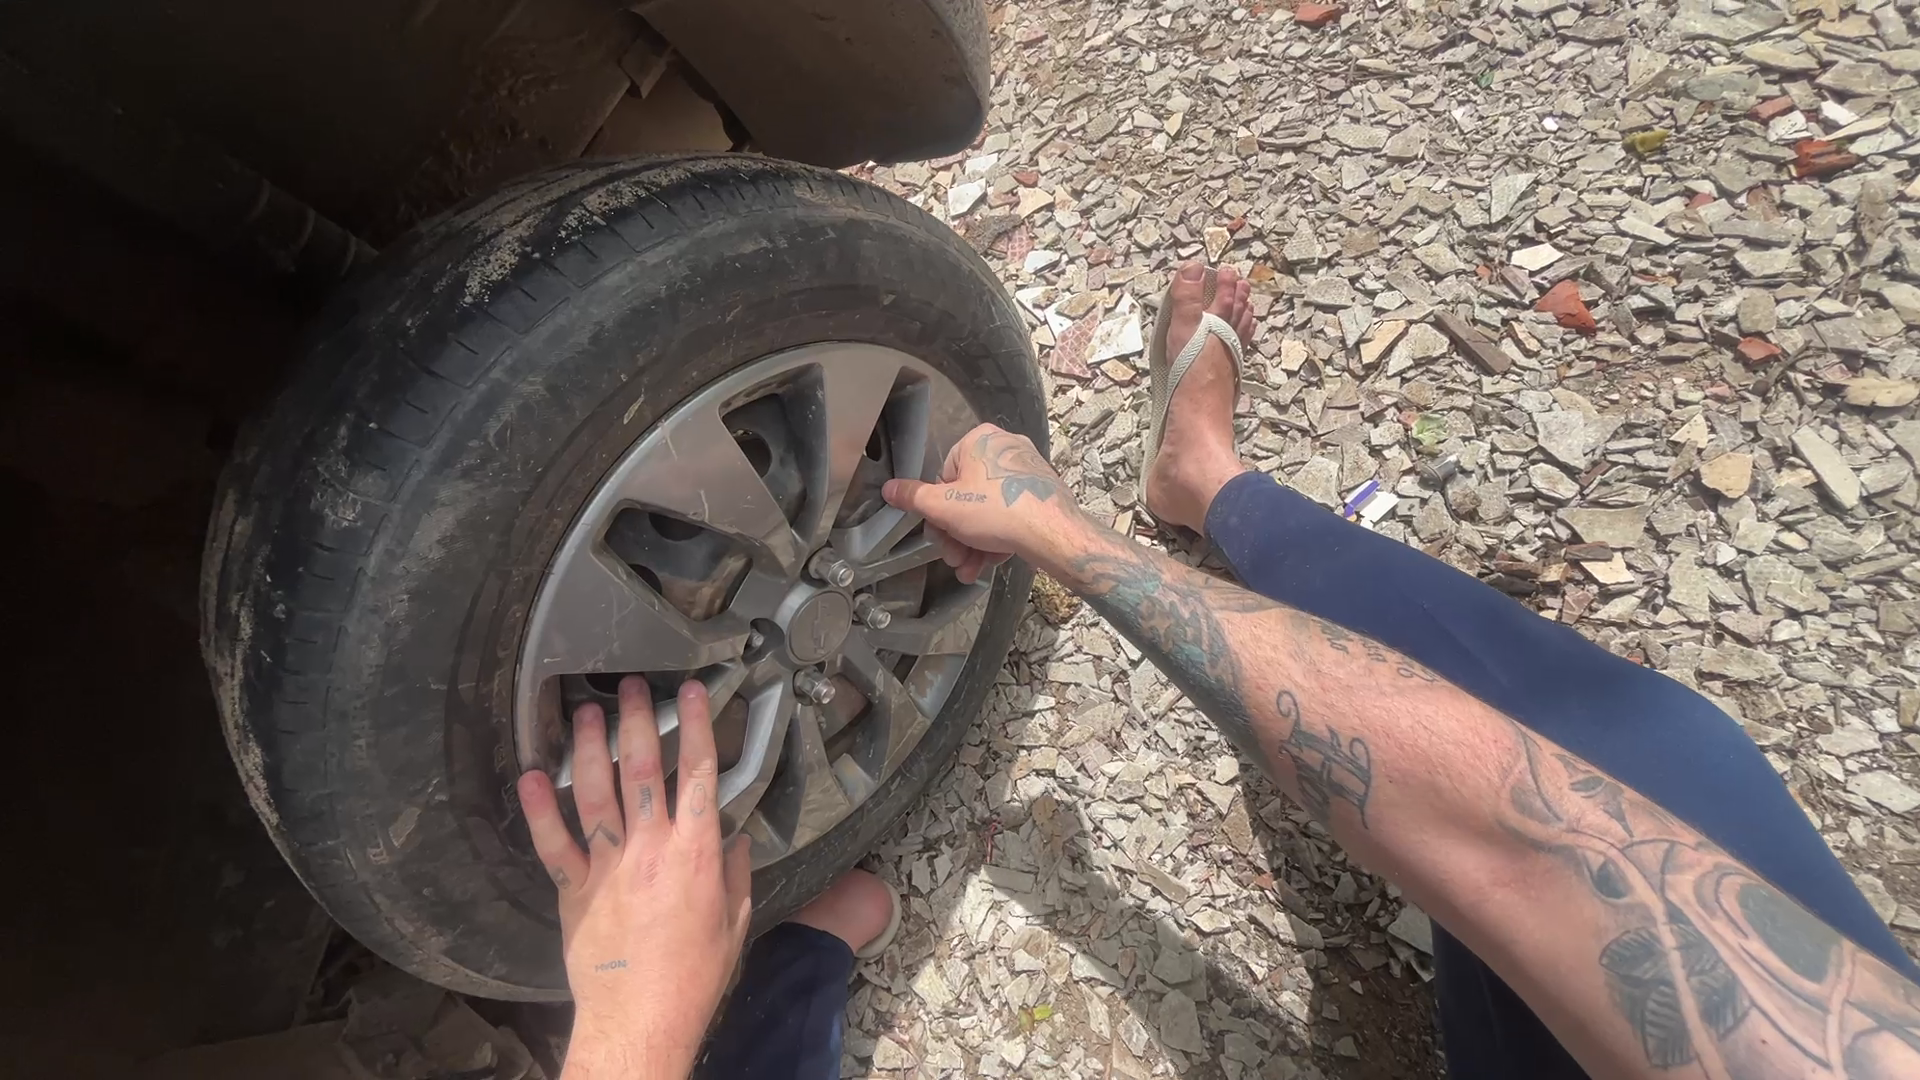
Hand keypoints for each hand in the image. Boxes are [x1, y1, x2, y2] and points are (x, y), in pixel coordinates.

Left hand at [518, 678, 751, 1078]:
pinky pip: (552, 843)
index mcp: (696, 851)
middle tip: (630, 686)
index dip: (697, 726)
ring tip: (586, 712)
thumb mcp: (736, 918)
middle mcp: (650, 848)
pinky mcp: (572, 892)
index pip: (698, 772)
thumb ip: (738, 871)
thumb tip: (737, 836)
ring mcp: (606, 867)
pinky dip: (538, 809)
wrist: (639, 1024)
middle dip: (636, 722)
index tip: (692, 691)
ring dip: (589, 749)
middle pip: (642, 770)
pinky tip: (530, 776)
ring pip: (594, 794)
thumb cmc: (696, 973)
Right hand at [881, 423, 1075, 582]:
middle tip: (953, 559)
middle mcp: (1005, 448)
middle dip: (956, 535)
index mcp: (979, 441)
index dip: (938, 512)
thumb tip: (889, 489)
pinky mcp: (1043, 492)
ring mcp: (1027, 470)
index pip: (945, 477)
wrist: (1052, 532)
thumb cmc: (995, 512)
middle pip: (967, 497)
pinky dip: (998, 538)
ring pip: (989, 511)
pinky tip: (991, 563)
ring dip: (974, 544)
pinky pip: (1011, 514)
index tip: (939, 535)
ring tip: (969, 570)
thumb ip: (914, 498)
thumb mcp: (944, 507)